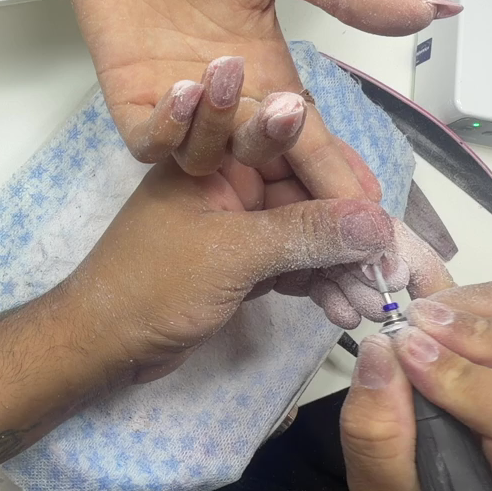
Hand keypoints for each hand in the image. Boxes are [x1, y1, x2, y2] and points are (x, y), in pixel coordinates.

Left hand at [54, 0, 460, 198]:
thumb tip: (433, 11)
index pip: (309, 138)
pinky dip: (168, 130)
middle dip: (282, 150)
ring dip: (220, 125)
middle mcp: (227, 103)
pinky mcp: (131, 102)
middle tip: (290, 113)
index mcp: (270, 75)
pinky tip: (182, 88)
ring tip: (226, 70)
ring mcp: (176, 107)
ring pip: (205, 158)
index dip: (334, 171)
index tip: (366, 206)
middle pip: (262, 158)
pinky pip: (150, 145)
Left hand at [57, 159, 402, 382]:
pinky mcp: (240, 259)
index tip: (382, 216)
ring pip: (304, 231)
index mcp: (215, 155)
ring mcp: (236, 222)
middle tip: (388, 269)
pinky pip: (291, 261)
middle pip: (307, 192)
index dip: (342, 179)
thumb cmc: (149, 286)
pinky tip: (341, 308)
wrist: (103, 344)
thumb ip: (305, 234)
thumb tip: (377, 224)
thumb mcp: (232, 255)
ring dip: (338, 265)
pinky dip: (316, 283)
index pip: (293, 146)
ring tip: (369, 301)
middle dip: (349, 232)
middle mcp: (229, 180)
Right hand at [339, 283, 491, 490]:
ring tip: (421, 318)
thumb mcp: (382, 490)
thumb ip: (376, 434)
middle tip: (418, 322)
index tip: (404, 350)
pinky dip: (479, 299)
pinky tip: (437, 315)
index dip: (465, 378)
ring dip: (483, 310)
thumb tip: (382, 352)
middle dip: (489, 332)